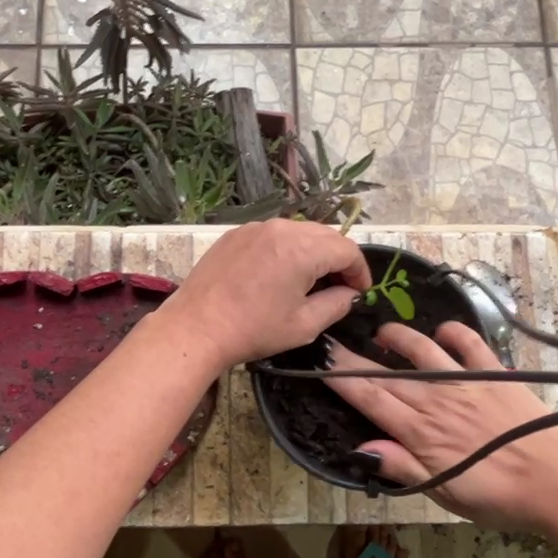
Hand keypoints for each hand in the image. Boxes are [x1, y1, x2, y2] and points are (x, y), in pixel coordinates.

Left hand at [155, 219, 370, 372]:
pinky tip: (279, 275)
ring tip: (310, 282)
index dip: (360, 272)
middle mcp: (281, 228)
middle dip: (338, 260)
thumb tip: (349, 294)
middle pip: (325, 236)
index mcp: (302, 248)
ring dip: (313, 252)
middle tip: (338, 289)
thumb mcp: (304, 324)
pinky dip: (286, 249)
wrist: (197, 327)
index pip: (347, 250)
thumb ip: (337, 304)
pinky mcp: (236, 234)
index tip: (359, 293)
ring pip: (299, 232)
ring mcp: (255, 228)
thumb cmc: (253, 330)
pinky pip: (273, 235)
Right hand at [323, 322, 557, 530]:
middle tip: (332, 342)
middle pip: (387, 375)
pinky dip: (454, 332)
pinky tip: (442, 329)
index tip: (320, 362)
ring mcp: (466, 382)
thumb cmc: (497, 496)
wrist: (557, 482)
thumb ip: (403, 466)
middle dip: (355, 357)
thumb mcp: (444, 493)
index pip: (371, 398)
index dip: (342, 379)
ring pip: (423, 351)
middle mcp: (436, 399)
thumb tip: (361, 448)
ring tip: (383, 332)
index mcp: (420, 431)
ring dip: (399, 338)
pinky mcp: (495, 374)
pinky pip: (470, 344)